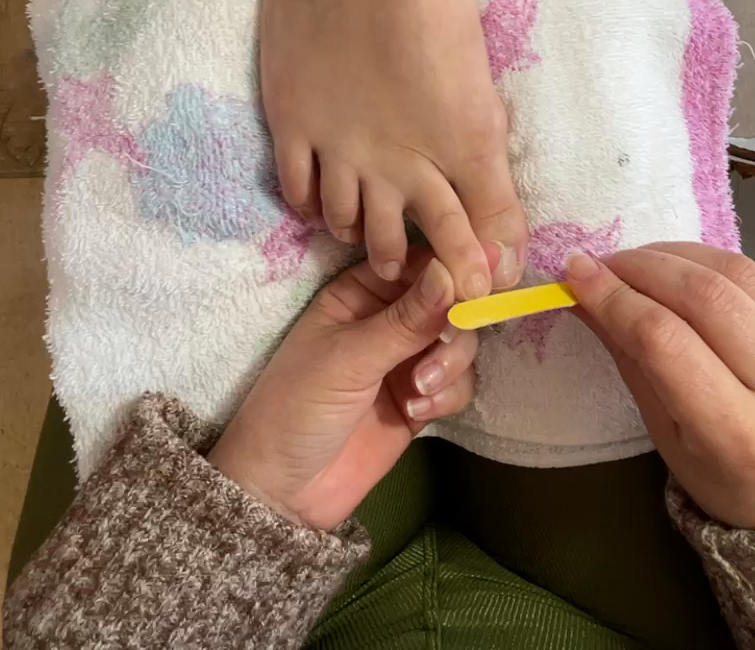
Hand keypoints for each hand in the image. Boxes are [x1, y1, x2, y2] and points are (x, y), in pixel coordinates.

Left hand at [208, 253, 477, 530]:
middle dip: (452, 328)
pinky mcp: (420, 398)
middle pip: (448, 302)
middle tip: (437, 355)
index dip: (449, 271)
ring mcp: (406, 359)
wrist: (283, 492)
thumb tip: (449, 270)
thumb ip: (405, 320)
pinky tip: (418, 411)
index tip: (472, 286)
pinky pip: (458, 382)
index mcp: (360, 291)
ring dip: (450, 364)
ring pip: (459, 342)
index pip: (418, 263)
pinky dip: (448, 394)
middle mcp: (388, 318)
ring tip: (419, 390)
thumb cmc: (298, 406)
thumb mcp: (349, 358)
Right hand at [261, 0, 527, 302]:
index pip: (492, 228)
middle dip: (439, 277)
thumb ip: (468, 121)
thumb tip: (466, 155)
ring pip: (357, 229)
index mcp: (469, 137)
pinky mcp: (293, 121)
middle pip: (430, 246)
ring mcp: (344, 144)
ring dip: (371, 242)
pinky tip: (321, 199)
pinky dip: (314, 206)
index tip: (490, 278)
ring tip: (376, 244)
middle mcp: (408, 157)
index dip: (493, 264)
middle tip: (436, 283)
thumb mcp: (471, 56)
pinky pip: (301, 195)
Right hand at [565, 242, 754, 529]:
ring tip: (645, 259)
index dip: (615, 297)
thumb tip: (582, 286)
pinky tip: (694, 276)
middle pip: (707, 297)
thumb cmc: (723, 477)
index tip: (577, 271)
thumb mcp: (663, 430)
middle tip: (608, 261)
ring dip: (680, 255)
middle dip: (645, 267)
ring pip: (742, 274)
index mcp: (741, 437)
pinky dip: (720, 269)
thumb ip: (627, 352)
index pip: (666, 341)